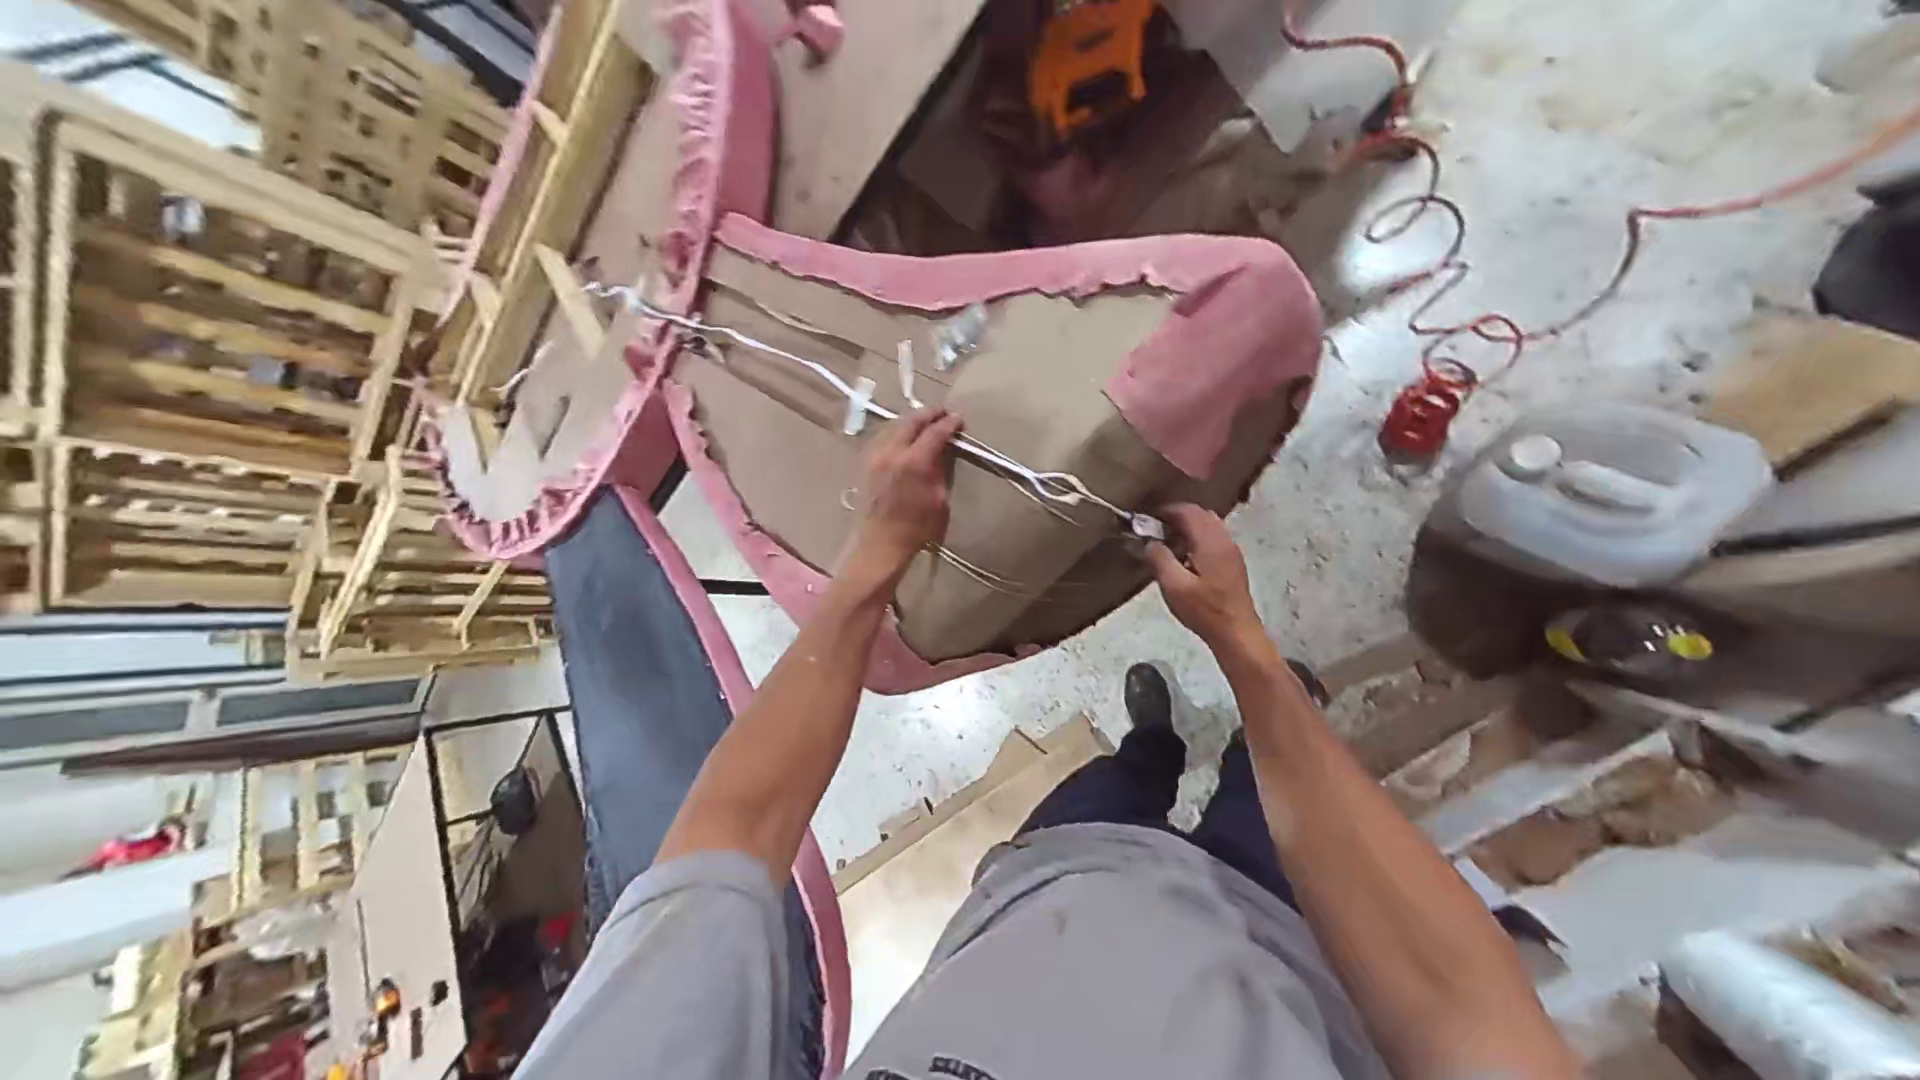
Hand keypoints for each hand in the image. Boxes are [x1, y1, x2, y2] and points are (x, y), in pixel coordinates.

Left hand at [842, 408, 962, 588]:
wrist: (883, 542)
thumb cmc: (917, 527)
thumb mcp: (939, 498)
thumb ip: (940, 469)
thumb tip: (943, 452)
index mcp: (914, 462)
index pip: (934, 432)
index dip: (949, 423)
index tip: (959, 419)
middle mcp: (892, 452)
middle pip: (911, 421)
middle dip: (929, 415)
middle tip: (943, 413)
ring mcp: (876, 456)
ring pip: (895, 427)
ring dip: (912, 421)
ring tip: (926, 422)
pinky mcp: (867, 464)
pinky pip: (885, 439)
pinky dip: (898, 433)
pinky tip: (906, 437)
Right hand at [1144, 504, 1267, 655]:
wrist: (1236, 633)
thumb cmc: (1204, 610)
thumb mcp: (1174, 586)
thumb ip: (1158, 559)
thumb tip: (1147, 542)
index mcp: (1210, 542)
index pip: (1188, 511)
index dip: (1165, 511)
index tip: (1146, 519)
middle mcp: (1224, 540)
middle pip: (1200, 514)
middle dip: (1176, 518)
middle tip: (1155, 531)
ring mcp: (1232, 551)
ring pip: (1208, 526)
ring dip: (1187, 528)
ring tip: (1167, 545)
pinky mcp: (1233, 563)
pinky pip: (1214, 538)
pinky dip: (1197, 539)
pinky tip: (1184, 559)